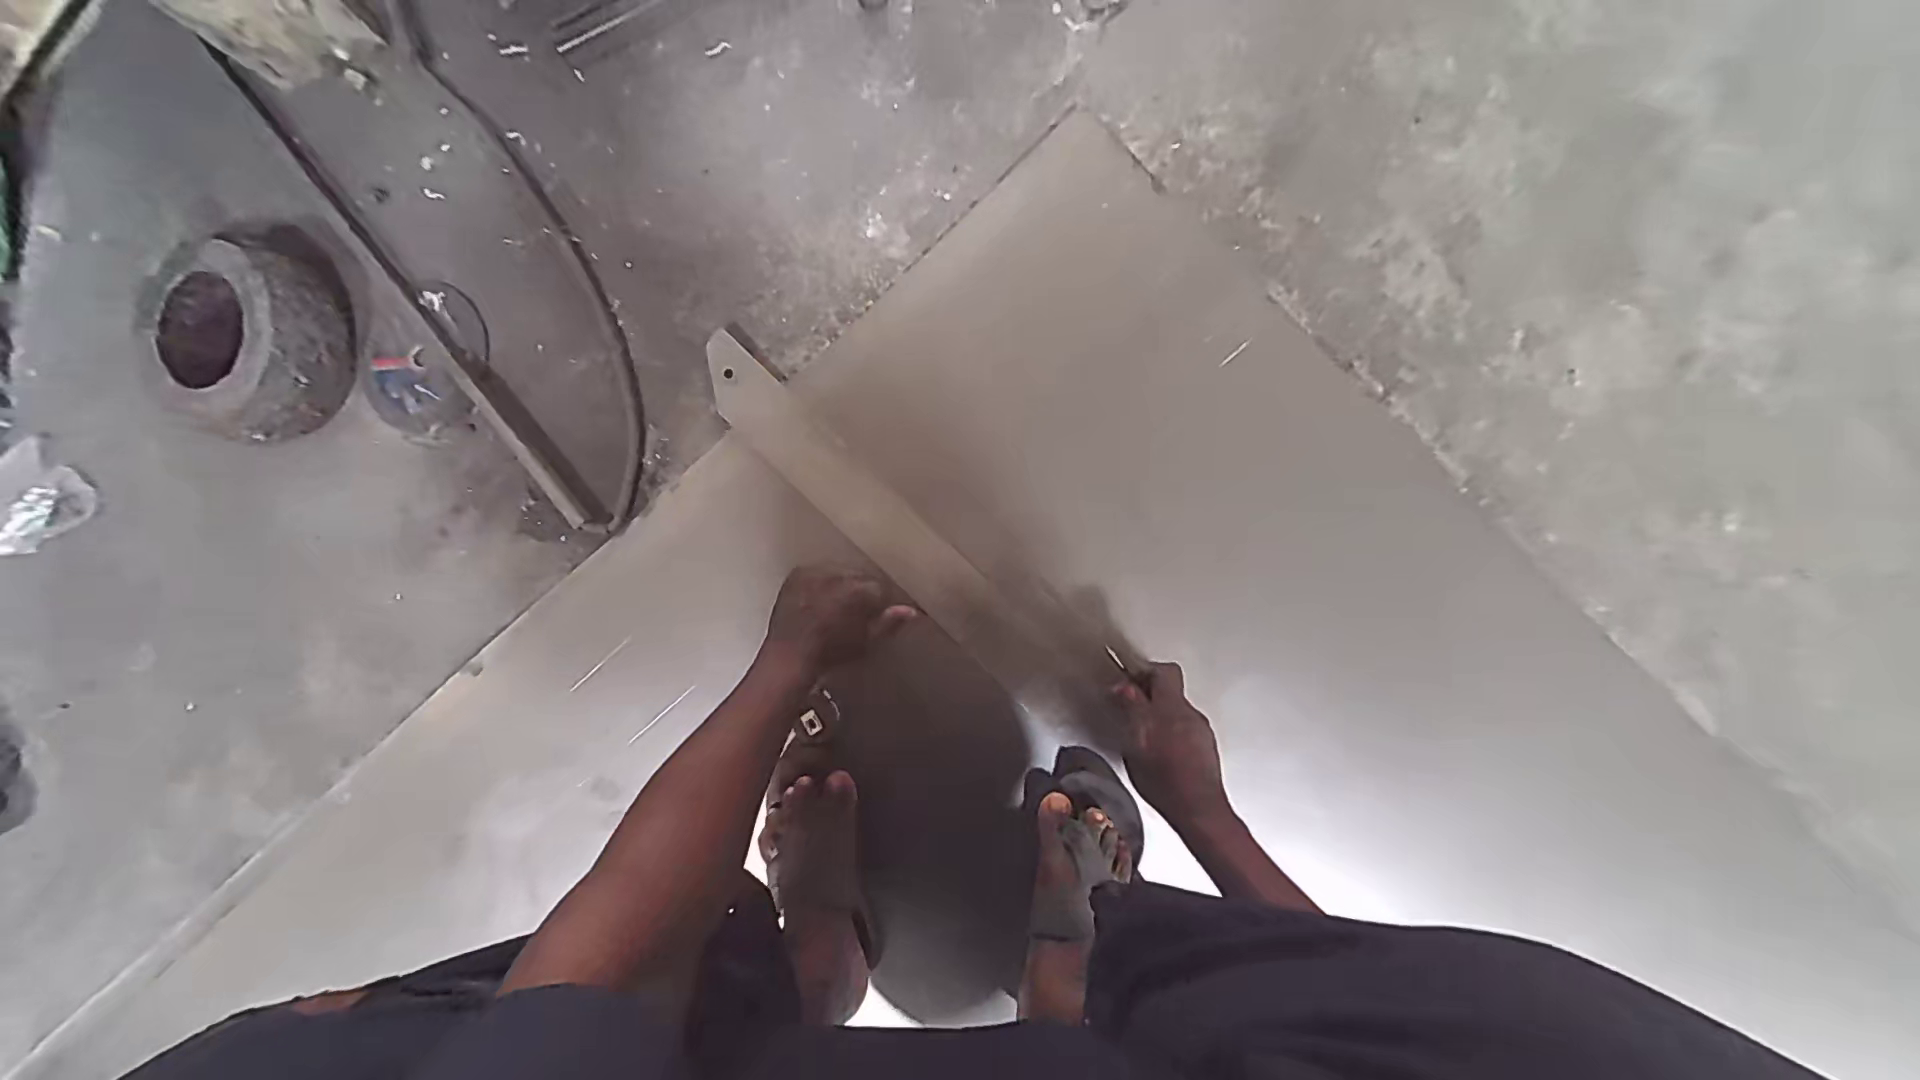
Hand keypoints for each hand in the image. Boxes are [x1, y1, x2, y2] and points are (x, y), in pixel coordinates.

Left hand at [763, 564, 917, 673]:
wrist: (788, 659)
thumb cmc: (829, 654)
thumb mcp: (865, 642)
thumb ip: (888, 622)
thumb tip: (910, 611)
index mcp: (858, 589)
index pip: (882, 588)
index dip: (886, 601)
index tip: (887, 609)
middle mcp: (837, 574)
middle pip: (862, 576)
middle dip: (866, 590)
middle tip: (865, 608)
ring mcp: (815, 572)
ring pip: (841, 571)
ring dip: (845, 583)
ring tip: (843, 604)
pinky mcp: (798, 574)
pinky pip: (819, 571)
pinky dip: (825, 581)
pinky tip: (824, 596)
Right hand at [1115, 662, 1229, 827]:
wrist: (1198, 810)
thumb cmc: (1166, 782)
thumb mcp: (1135, 743)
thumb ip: (1130, 710)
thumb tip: (1123, 688)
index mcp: (1172, 708)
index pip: (1163, 671)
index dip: (1143, 671)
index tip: (1127, 678)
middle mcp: (1190, 715)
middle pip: (1170, 688)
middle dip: (1150, 693)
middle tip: (1131, 702)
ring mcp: (1201, 731)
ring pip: (1177, 709)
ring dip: (1160, 713)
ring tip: (1143, 732)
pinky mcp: (1206, 747)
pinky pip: (1185, 727)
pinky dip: (1171, 730)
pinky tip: (1159, 749)